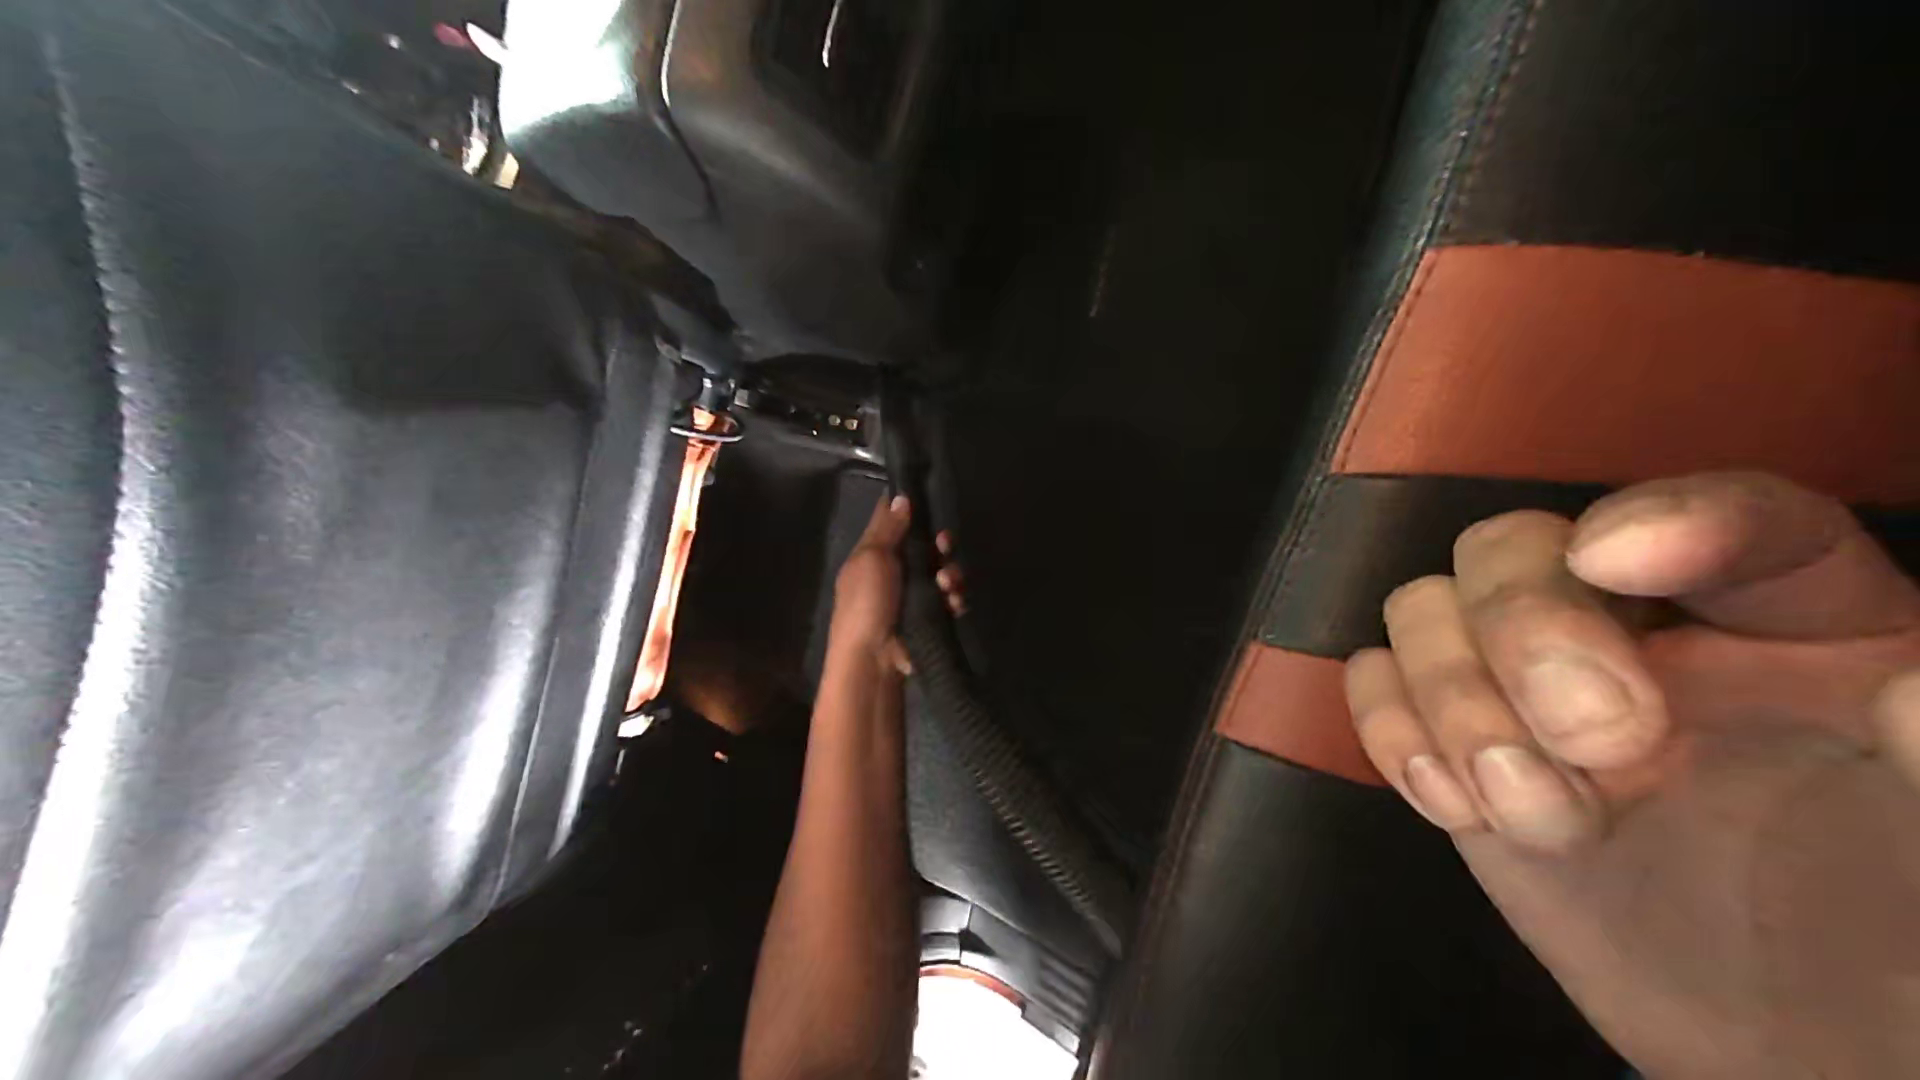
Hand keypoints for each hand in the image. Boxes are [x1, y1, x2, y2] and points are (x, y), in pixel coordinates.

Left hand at [829, 495, 966, 674]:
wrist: (872, 660)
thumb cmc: (865, 603)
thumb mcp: (872, 558)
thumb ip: (888, 528)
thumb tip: (901, 497)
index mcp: (872, 554)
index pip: (892, 522)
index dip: (911, 510)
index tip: (931, 502)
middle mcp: (892, 572)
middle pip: (924, 547)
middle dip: (940, 546)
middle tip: (946, 546)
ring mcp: (911, 596)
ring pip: (941, 573)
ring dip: (950, 574)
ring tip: (948, 584)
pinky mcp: (929, 618)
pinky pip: (949, 600)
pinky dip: (955, 599)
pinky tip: (955, 603)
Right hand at [1345, 472, 1919, 1077]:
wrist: (1782, 1039)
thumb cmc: (1904, 956)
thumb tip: (1909, 689)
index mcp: (1789, 625)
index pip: (1732, 520)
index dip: (1670, 516)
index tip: (1616, 561)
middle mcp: (1628, 627)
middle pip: (1507, 547)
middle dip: (1521, 627)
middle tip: (1598, 745)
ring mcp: (1513, 679)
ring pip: (1417, 607)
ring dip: (1452, 703)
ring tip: (1535, 816)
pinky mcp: (1443, 735)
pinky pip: (1370, 681)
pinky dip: (1391, 730)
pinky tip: (1455, 807)